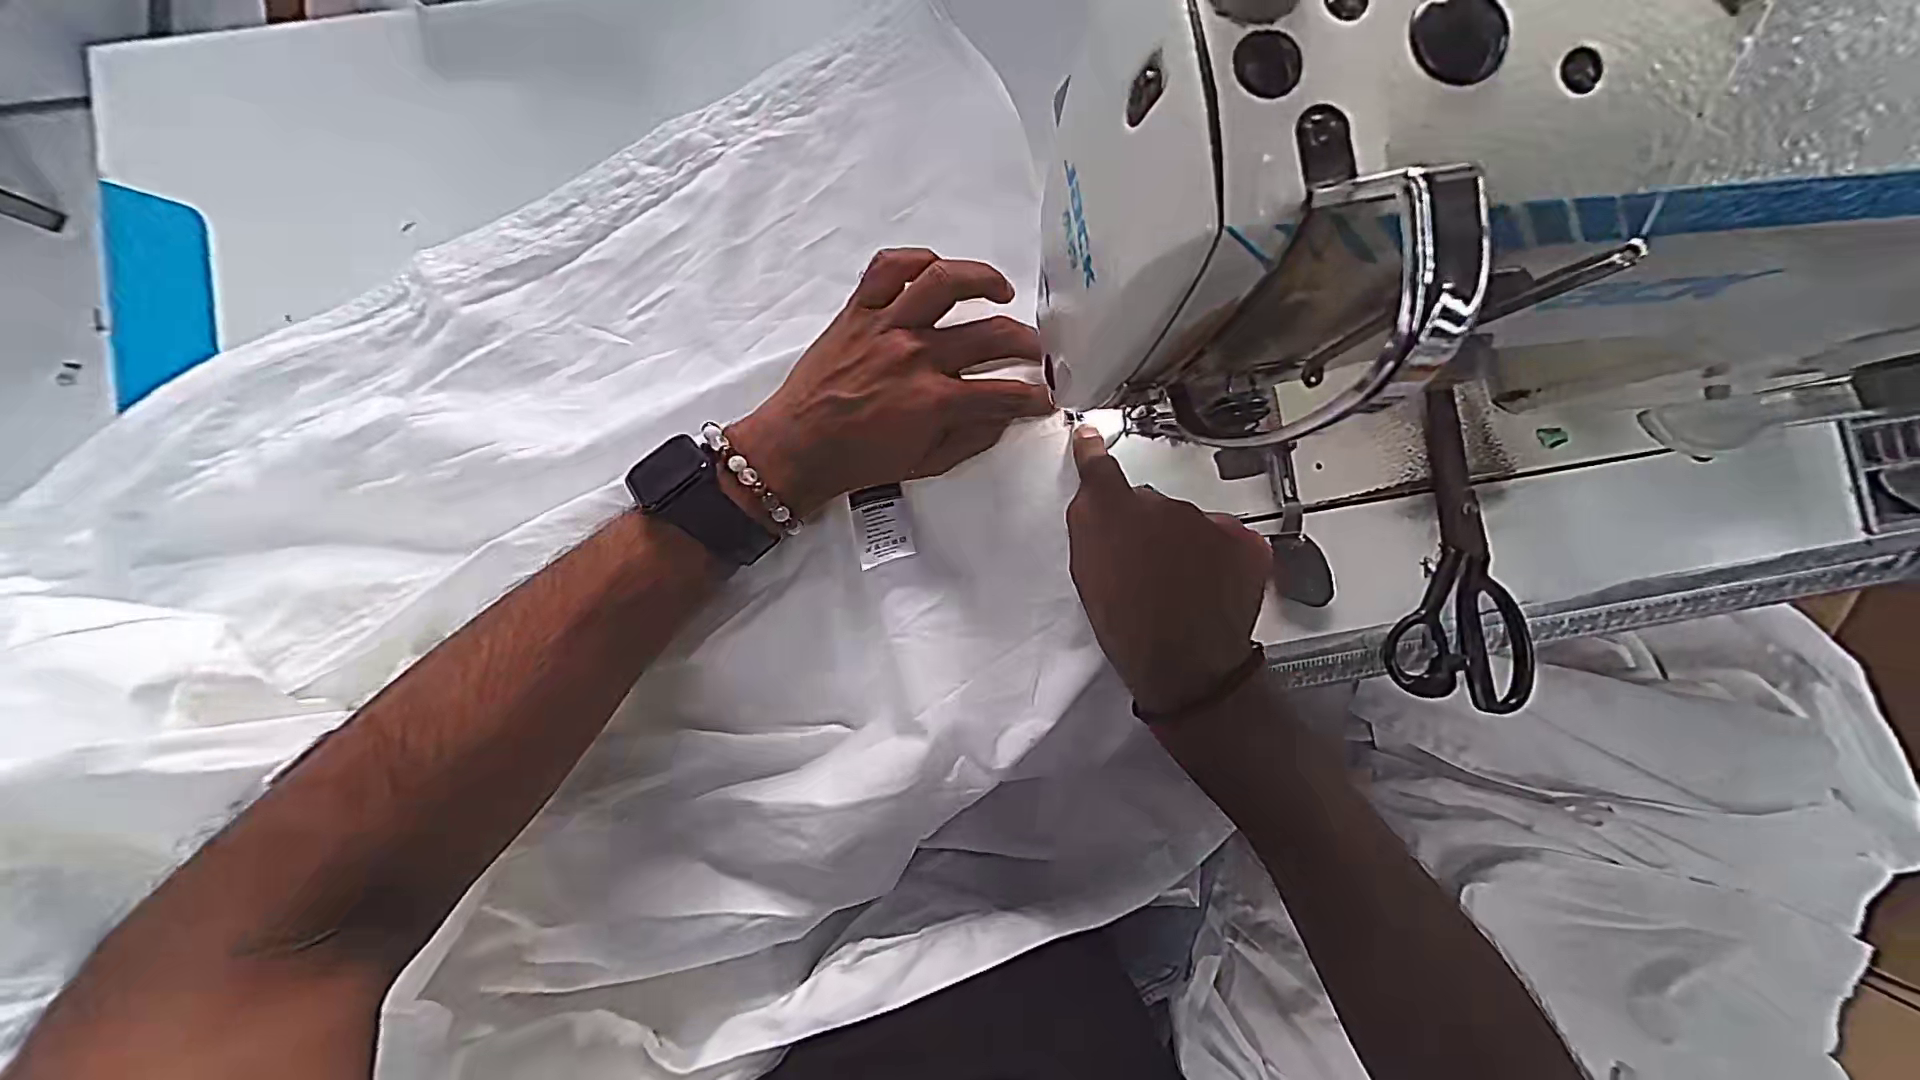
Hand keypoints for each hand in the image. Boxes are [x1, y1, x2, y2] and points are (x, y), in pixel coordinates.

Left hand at [727, 249, 1057, 517]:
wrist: (799, 448)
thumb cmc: (856, 459)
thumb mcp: (926, 462)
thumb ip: (972, 438)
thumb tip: (1004, 417)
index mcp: (932, 401)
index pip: (1004, 392)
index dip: (1034, 395)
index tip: (1043, 395)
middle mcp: (913, 357)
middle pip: (991, 335)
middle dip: (1028, 344)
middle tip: (1034, 350)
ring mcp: (885, 328)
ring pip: (945, 282)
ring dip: (983, 280)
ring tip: (999, 292)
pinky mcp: (858, 313)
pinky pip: (888, 267)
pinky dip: (916, 260)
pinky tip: (934, 269)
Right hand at [1067, 426, 1271, 714]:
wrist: (1181, 662)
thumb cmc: (1127, 626)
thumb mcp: (1087, 576)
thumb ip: (1088, 528)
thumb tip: (1093, 501)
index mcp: (1111, 514)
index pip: (1100, 470)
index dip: (1092, 453)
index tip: (1089, 439)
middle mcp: (1159, 507)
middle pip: (1150, 503)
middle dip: (1148, 527)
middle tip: (1145, 567)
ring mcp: (1204, 521)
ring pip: (1190, 522)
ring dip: (1184, 543)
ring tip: (1178, 585)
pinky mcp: (1242, 540)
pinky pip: (1227, 538)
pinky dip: (1220, 556)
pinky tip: (1208, 585)